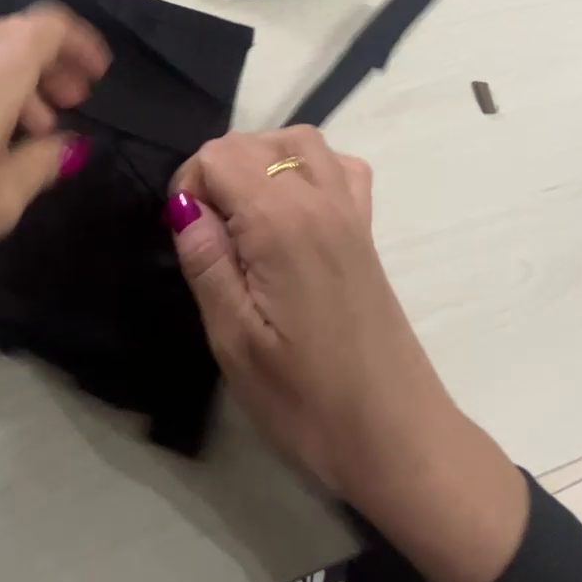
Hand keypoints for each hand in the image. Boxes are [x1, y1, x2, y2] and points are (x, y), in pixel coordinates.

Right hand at [168, 128, 527, 581]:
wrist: (398, 441)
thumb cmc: (306, 401)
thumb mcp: (234, 340)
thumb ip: (206, 261)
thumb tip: (184, 205)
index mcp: (283, 224)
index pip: (218, 156)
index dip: (189, 187)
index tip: (189, 239)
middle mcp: (321, 201)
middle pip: (252, 142)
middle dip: (215, 173)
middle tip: (209, 238)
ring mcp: (351, 213)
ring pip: (297, 141)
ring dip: (257, 162)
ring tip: (241, 217)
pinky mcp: (366, 232)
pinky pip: (338, 166)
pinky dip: (305, 169)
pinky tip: (290, 212)